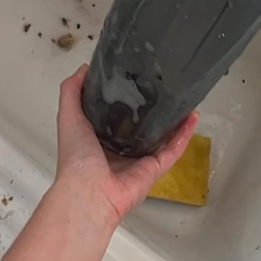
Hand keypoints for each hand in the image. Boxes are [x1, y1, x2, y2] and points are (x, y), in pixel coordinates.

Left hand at [51, 66, 195, 229]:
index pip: (114, 114)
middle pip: (140, 125)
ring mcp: (138, 159)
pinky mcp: (154, 169)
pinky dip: (184, 135)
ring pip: (161, 136)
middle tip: (163, 86)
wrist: (89, 192)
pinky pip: (173, 150)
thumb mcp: (68, 116)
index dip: (124, 97)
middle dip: (152, 108)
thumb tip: (84, 68)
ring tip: (183, 99)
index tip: (134, 78)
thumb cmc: (77, 157)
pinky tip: (192, 117)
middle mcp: (119, 149)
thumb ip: (72, 91)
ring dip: (174, 120)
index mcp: (97, 138)